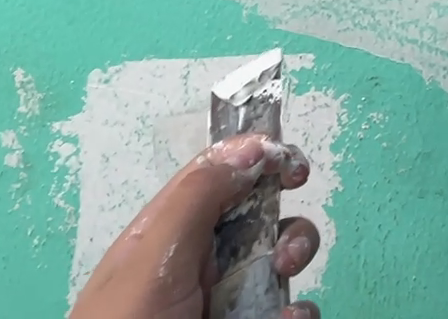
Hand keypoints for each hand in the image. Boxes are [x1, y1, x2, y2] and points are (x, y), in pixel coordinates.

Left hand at [69, 133, 322, 318]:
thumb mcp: (152, 260)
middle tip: (284, 242)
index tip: (290, 165)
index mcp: (168, 234)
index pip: (219, 173)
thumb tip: (255, 145)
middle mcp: (199, 262)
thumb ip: (199, 195)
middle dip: (284, 218)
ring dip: (294, 260)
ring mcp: (224, 303)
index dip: (258, 157)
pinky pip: (288, 312)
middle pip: (260, 212)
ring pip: (280, 259)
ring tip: (283, 281)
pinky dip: (295, 314)